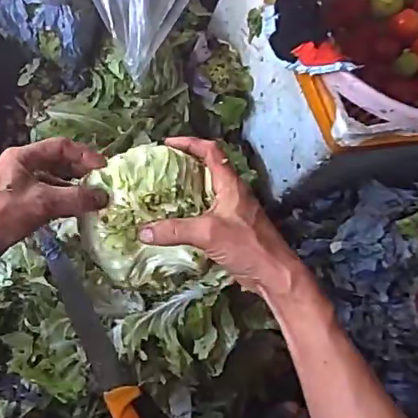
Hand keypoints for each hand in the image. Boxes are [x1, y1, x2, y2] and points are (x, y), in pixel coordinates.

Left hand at [0, 138, 108, 268]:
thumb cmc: (2, 215)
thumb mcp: (42, 204)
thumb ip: (75, 198)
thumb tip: (104, 197)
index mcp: (22, 156)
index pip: (60, 146)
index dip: (85, 155)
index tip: (104, 169)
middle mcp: (19, 166)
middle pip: (56, 162)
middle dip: (80, 171)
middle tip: (101, 183)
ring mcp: (16, 185)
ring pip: (51, 180)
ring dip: (71, 187)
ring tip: (92, 198)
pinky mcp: (15, 203)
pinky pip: (44, 195)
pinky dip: (61, 200)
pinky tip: (73, 211)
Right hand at [140, 137, 310, 300]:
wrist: (273, 274)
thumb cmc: (248, 246)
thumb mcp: (207, 234)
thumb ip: (174, 230)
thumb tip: (143, 231)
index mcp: (231, 185)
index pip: (211, 151)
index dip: (190, 143)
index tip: (168, 144)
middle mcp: (233, 193)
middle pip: (207, 168)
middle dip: (184, 165)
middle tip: (161, 168)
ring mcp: (233, 211)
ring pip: (206, 191)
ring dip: (186, 189)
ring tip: (162, 192)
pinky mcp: (231, 229)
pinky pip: (206, 212)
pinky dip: (190, 211)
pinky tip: (175, 221)